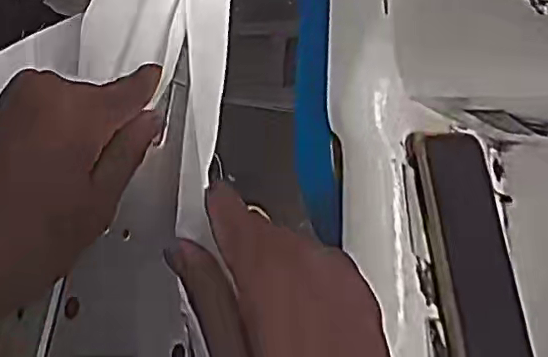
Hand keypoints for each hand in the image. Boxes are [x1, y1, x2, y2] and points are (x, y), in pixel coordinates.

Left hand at [0, 65, 164, 355]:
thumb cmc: (26, 239)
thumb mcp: (100, 203)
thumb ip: (131, 151)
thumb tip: (148, 123)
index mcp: (81, 114)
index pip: (131, 87)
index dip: (147, 89)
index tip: (153, 83)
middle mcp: (51, 93)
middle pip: (100, 97)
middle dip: (106, 124)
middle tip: (97, 167)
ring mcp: (25, 94)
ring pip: (74, 98)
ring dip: (77, 122)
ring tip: (63, 171)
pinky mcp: (7, 101)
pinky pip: (48, 99)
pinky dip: (53, 120)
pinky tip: (46, 160)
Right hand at [168, 182, 389, 356]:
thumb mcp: (228, 347)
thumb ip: (206, 290)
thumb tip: (185, 253)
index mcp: (266, 260)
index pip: (230, 205)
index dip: (213, 208)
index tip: (203, 213)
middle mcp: (306, 255)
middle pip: (263, 230)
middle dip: (246, 250)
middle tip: (231, 291)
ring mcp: (339, 273)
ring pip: (296, 248)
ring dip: (280, 268)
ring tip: (268, 320)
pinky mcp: (363, 295)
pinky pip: (325, 270)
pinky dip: (312, 284)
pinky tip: (302, 323)